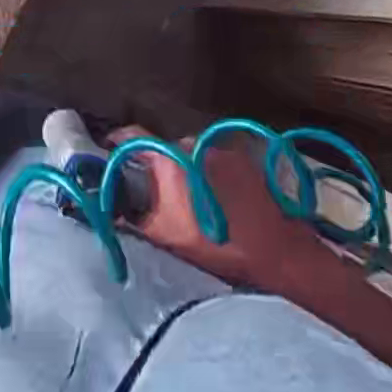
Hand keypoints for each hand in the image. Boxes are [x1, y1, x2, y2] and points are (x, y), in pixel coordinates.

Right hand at [109, 125, 343, 297]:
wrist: (283, 255)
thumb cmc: (218, 246)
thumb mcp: (166, 235)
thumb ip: (132, 216)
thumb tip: (108, 207)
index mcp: (169, 158)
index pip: (131, 135)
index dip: (116, 141)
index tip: (107, 149)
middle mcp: (193, 143)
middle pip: (163, 147)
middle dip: (157, 165)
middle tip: (156, 189)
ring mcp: (221, 148)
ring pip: (190, 153)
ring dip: (186, 169)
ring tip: (191, 196)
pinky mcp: (245, 158)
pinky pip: (214, 159)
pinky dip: (209, 172)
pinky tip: (218, 196)